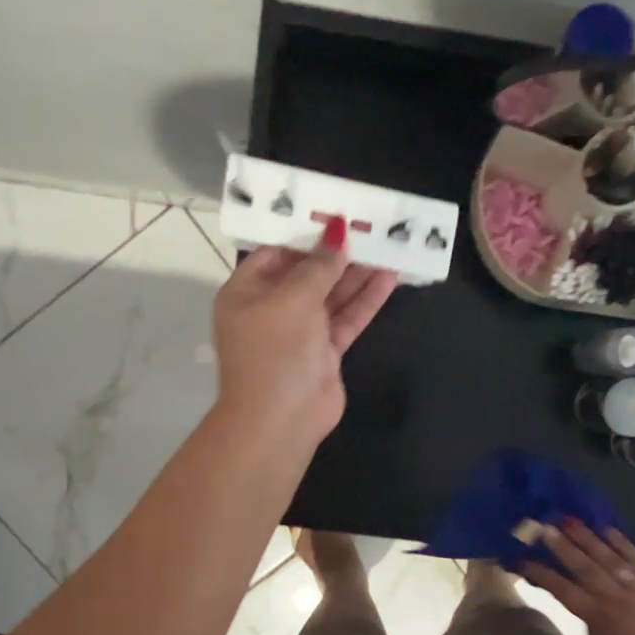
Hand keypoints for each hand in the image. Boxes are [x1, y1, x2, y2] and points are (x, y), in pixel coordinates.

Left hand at [212, 218, 398, 444]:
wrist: (280, 420)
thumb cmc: (275, 351)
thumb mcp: (293, 299)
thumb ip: (319, 265)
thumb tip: (337, 231)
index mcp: (246, 292)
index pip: (275, 252)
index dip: (306, 234)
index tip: (337, 215)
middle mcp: (270, 309)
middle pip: (307, 272)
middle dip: (337, 252)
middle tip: (370, 225)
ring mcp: (299, 333)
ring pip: (331, 295)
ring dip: (357, 273)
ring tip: (389, 246)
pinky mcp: (324, 353)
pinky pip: (346, 319)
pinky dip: (365, 300)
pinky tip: (389, 278)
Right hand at [521, 519, 634, 634]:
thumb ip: (588, 618)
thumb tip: (582, 598)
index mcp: (596, 614)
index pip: (562, 588)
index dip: (542, 573)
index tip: (523, 559)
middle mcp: (614, 595)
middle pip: (584, 566)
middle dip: (562, 545)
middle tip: (545, 527)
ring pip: (608, 556)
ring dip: (588, 537)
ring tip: (571, 520)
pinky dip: (622, 542)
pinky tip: (608, 529)